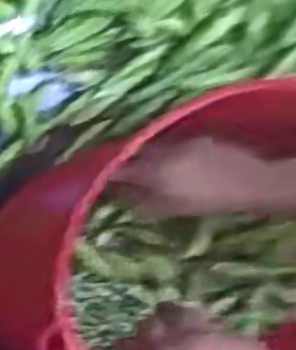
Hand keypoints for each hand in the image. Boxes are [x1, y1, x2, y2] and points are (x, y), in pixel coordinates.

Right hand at [113, 137, 289, 217]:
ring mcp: (184, 143)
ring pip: (152, 149)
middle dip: (122, 164)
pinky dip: (165, 154)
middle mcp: (163, 152)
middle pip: (131, 155)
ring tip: (143, 168)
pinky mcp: (202, 140)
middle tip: (117, 174)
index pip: (112, 170)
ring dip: (144, 158)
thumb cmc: (202, 200)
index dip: (100, 175)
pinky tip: (170, 163)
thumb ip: (130, 199)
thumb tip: (113, 191)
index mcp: (149, 170)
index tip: (94, 181)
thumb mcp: (158, 208)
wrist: (255, 183)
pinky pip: (172, 146)